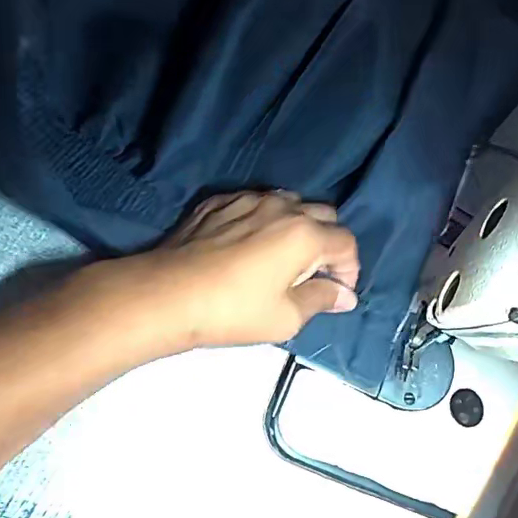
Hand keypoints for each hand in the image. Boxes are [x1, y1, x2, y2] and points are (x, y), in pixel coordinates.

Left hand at [96, 190, 360, 351]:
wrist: (168, 294)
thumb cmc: (233, 311)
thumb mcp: (285, 317)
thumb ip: (321, 300)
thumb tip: (344, 295)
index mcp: (304, 234)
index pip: (345, 243)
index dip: (349, 270)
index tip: (337, 293)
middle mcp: (281, 207)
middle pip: (323, 215)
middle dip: (327, 244)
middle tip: (314, 275)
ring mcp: (247, 200)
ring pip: (289, 202)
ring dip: (297, 226)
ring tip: (283, 256)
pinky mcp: (218, 203)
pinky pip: (255, 203)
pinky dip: (263, 220)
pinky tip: (249, 244)